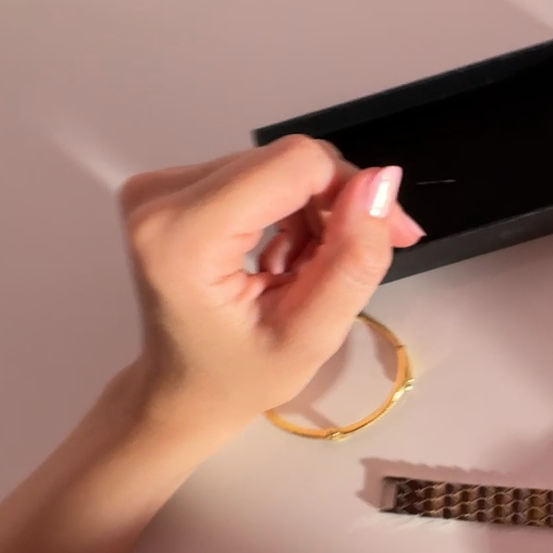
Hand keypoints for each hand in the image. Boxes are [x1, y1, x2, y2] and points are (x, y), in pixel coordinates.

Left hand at [113, 135, 423, 440]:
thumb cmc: (242, 377)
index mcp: (184, 236)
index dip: (354, 191)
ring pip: (279, 166)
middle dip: (339, 205)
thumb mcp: (314, 336)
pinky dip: (291, 210)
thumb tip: (383, 181)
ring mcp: (161, 186)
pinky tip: (290, 257)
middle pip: (287, 160)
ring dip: (316, 213)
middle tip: (361, 261)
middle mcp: (160, 196)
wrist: (183, 391)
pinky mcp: (171, 186)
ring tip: (315, 271)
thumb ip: (352, 260)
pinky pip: (260, 174)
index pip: (295, 164)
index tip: (391, 235)